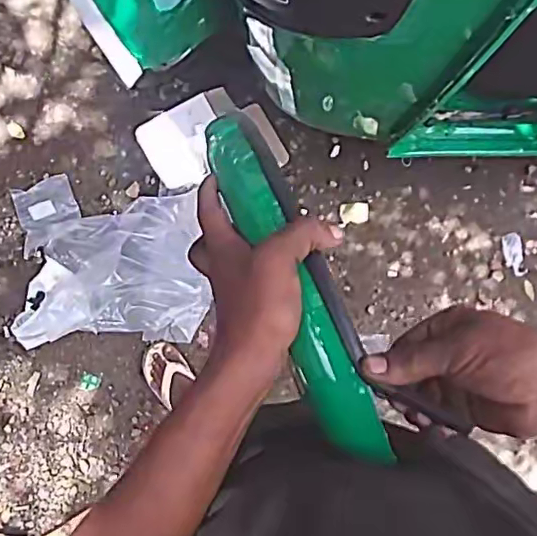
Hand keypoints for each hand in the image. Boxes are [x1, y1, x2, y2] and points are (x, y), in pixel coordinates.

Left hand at [190, 176, 341, 375]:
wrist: (252, 358)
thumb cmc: (256, 309)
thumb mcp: (281, 257)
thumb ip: (304, 235)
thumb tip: (328, 230)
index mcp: (221, 247)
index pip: (208, 209)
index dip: (211, 189)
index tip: (219, 176)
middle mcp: (222, 267)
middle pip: (214, 239)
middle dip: (228, 224)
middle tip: (251, 215)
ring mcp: (233, 290)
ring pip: (234, 262)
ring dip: (252, 251)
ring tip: (283, 244)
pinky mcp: (249, 309)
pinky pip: (255, 285)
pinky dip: (271, 277)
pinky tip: (293, 277)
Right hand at [362, 307, 536, 437]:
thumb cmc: (516, 357)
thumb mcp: (456, 352)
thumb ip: (410, 361)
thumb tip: (369, 364)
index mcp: (447, 329)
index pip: (403, 347)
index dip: (388, 365)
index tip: (375, 382)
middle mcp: (449, 354)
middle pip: (408, 375)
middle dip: (402, 391)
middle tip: (401, 403)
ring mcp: (457, 382)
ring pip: (420, 398)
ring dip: (417, 409)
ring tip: (421, 416)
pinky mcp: (465, 409)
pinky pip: (437, 417)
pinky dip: (432, 424)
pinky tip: (434, 427)